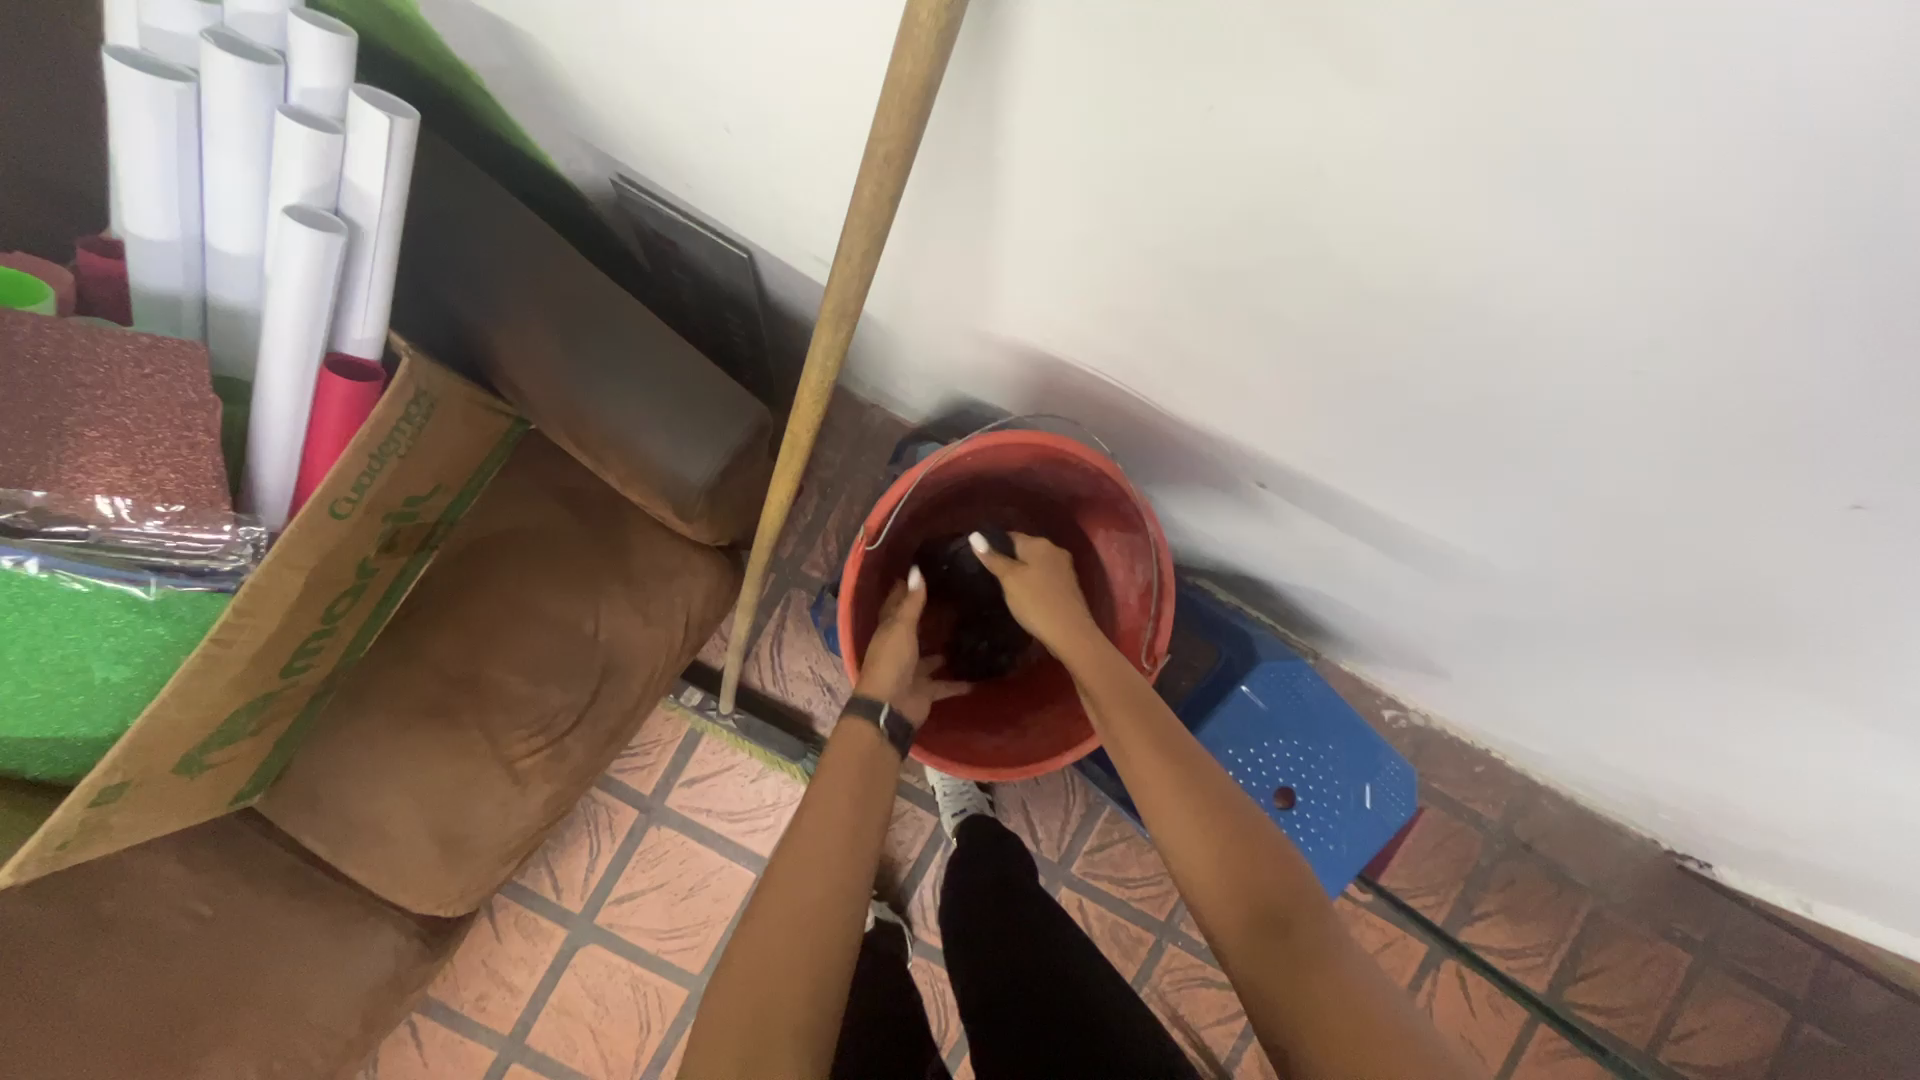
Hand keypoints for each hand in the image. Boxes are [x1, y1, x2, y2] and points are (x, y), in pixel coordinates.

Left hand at [853, 567, 970, 725]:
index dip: (904, 590)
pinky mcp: (925, 691)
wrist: (889, 708)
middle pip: (914, 631)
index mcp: (889, 632)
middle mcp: (900, 649)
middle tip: (953, 602)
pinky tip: (978, 677)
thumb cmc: (892, 662)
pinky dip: (959, 684)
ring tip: (967, 636)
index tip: (920, 573)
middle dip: (929, 620)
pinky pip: (945, 686)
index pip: (896, 606)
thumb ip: (911, 602)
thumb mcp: (901, 628)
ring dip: (943, 652)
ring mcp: (913, 672)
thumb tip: (915, 570)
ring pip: (931, 659)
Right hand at [968, 531, 1102, 655]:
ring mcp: (1064, 568)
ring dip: (1021, 572)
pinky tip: (1024, 596)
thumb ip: (993, 557)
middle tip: (989, 574)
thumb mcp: (1009, 579)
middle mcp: (1055, 550)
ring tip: (1003, 587)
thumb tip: (974, 536)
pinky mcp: (1068, 585)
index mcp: (1039, 544)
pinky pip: (1044, 577)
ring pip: (1035, 564)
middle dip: (1008, 559)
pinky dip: (1033, 582)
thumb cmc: (1036, 602)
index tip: (979, 558)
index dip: (993, 545)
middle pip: (1024, 549)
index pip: (1010, 536)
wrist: (1070, 633)